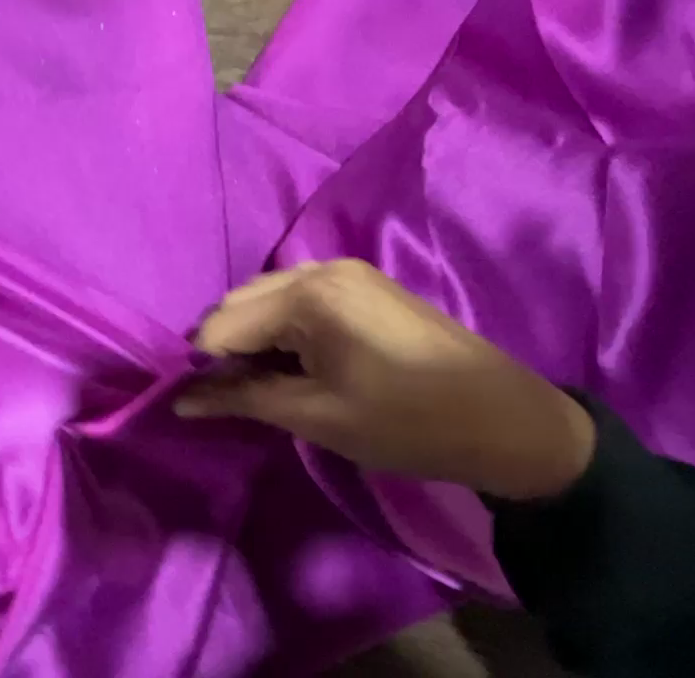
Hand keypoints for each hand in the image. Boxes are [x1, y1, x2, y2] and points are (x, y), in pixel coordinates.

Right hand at [174, 260, 594, 500]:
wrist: (513, 425)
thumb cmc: (409, 424)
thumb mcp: (317, 417)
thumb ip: (241, 399)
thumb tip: (180, 401)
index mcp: (307, 296)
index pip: (222, 324)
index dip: (201, 364)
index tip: (194, 399)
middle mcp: (319, 269)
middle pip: (240, 301)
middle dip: (223, 346)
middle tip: (225, 394)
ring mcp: (344, 271)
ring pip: (266, 297)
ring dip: (250, 335)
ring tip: (258, 380)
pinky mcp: (363, 283)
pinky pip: (296, 296)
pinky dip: (280, 326)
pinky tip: (292, 359)